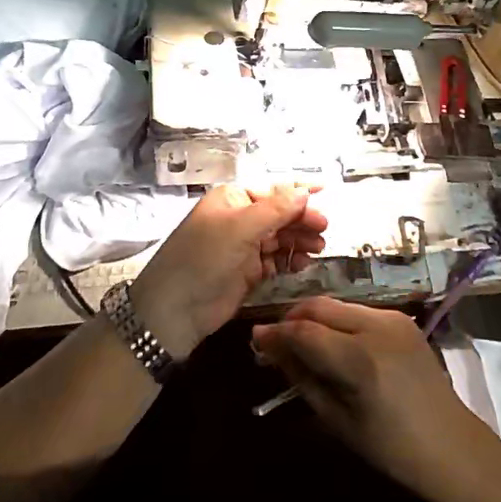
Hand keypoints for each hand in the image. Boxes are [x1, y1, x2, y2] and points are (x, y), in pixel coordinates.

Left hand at [127, 184, 326, 358]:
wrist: (174, 312)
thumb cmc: (203, 259)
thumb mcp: (239, 229)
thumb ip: (275, 210)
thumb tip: (303, 192)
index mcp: (232, 199)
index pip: (272, 189)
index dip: (298, 190)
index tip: (325, 190)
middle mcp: (239, 218)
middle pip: (280, 213)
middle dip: (302, 219)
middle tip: (323, 229)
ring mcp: (244, 246)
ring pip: (281, 237)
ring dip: (300, 240)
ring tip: (318, 248)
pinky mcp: (249, 271)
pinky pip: (276, 259)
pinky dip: (290, 259)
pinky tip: (303, 263)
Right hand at [251, 297, 497, 501]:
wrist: (451, 444)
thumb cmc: (390, 447)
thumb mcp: (336, 418)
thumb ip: (302, 377)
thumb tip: (270, 349)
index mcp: (359, 359)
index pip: (304, 331)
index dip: (275, 333)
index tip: (254, 340)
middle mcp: (376, 327)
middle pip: (319, 306)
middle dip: (291, 319)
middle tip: (274, 342)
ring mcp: (393, 318)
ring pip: (338, 305)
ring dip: (314, 318)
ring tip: (300, 343)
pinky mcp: (402, 319)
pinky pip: (358, 311)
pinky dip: (337, 321)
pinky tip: (332, 343)